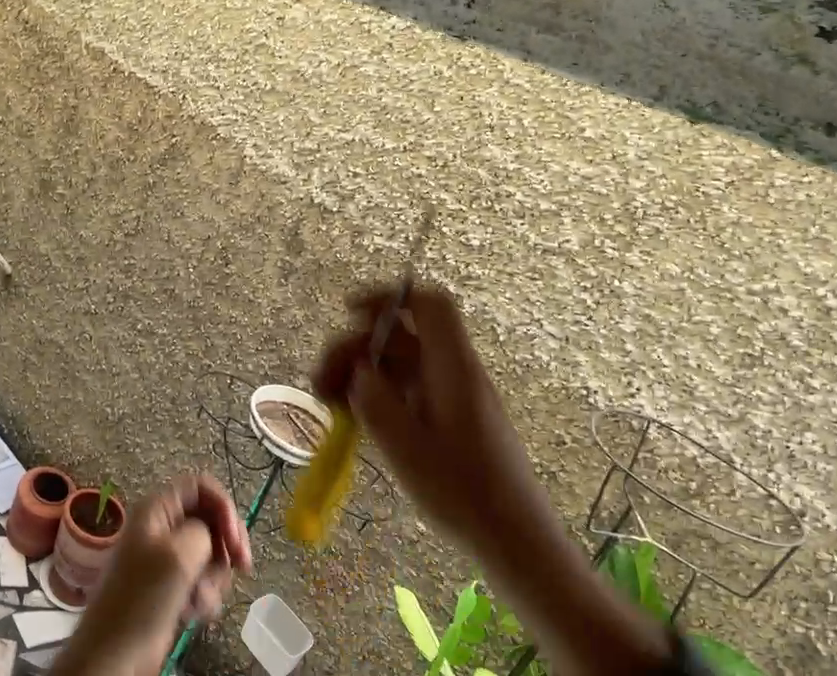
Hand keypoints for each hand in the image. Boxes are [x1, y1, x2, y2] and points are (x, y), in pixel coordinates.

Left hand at [52, 475, 252, 675]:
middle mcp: (164, 526)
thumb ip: (204, 530)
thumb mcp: (178, 554)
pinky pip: (204, 580)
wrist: (116, 650)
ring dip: (214, 577)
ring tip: (199, 598)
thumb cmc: (142, 596)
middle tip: (241, 568)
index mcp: (158, 508)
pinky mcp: (174, 585)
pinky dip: (206, 595)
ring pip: (211, 553)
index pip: (201, 487)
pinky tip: (193, 611)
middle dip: (226, 546)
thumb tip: (213, 534)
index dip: (224, 506)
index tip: (235, 540)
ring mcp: (168, 557)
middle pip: (211, 519)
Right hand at [313, 284, 546, 547]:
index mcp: (452, 368)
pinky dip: (377, 394)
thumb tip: (357, 370)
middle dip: (356, 346)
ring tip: (328, 401)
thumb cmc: (462, 491)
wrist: (514, 539)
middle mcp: (453, 373)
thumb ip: (374, 400)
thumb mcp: (405, 446)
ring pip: (399, 363)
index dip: (388, 297)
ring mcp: (452, 397)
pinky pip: (406, 389)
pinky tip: (353, 418)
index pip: (428, 305)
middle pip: (402, 335)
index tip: (349, 312)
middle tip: (322, 379)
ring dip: (360, 372)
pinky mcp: (448, 420)